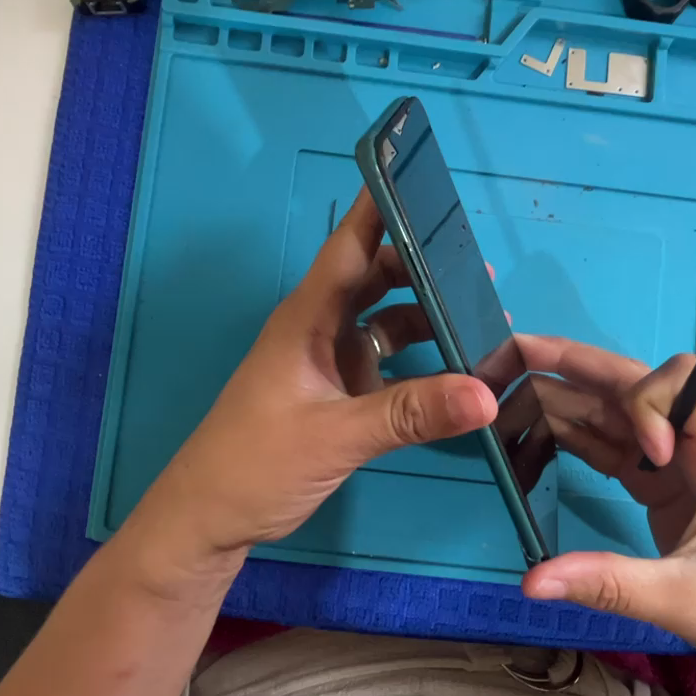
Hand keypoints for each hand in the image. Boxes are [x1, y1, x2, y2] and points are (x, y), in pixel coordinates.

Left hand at [135, 191, 497, 557]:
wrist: (208, 519)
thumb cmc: (255, 464)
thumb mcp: (336, 437)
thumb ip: (410, 414)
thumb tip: (487, 395)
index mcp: (306, 319)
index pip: (349, 246)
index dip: (381, 207)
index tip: (421, 176)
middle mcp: (318, 330)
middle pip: (376, 280)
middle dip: (425, 268)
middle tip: (483, 271)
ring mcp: (327, 363)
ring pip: (384, 323)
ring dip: (427, 320)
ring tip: (483, 323)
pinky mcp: (335, 396)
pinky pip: (384, 365)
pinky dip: (417, 365)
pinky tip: (454, 375)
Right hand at [514, 336, 695, 695]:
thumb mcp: (686, 603)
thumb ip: (608, 584)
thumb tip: (530, 581)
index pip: (684, 383)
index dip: (647, 401)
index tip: (645, 457)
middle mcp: (693, 443)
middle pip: (628, 382)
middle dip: (566, 365)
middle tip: (505, 359)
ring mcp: (672, 460)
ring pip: (608, 410)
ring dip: (556, 401)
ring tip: (501, 405)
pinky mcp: (655, 481)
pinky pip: (605, 444)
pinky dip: (565, 438)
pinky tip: (528, 442)